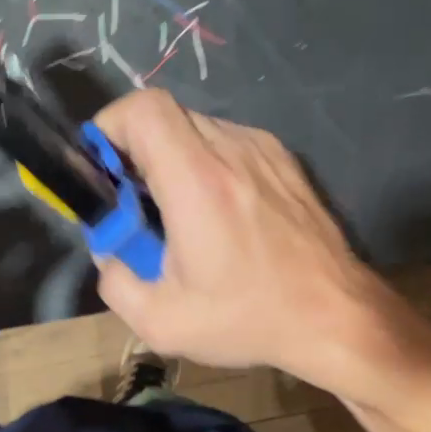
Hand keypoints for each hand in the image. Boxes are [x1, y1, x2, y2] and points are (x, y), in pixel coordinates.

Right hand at [92, 90, 409, 397]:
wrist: (332, 317)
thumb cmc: (246, 319)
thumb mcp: (160, 321)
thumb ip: (114, 280)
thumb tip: (108, 251)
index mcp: (197, 182)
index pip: (143, 110)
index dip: (109, 127)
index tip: (98, 169)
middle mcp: (232, 150)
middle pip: (165, 117)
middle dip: (133, 152)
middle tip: (129, 204)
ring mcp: (263, 150)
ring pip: (196, 131)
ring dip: (168, 163)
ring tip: (171, 218)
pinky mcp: (283, 162)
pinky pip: (227, 146)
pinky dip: (203, 169)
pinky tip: (211, 219)